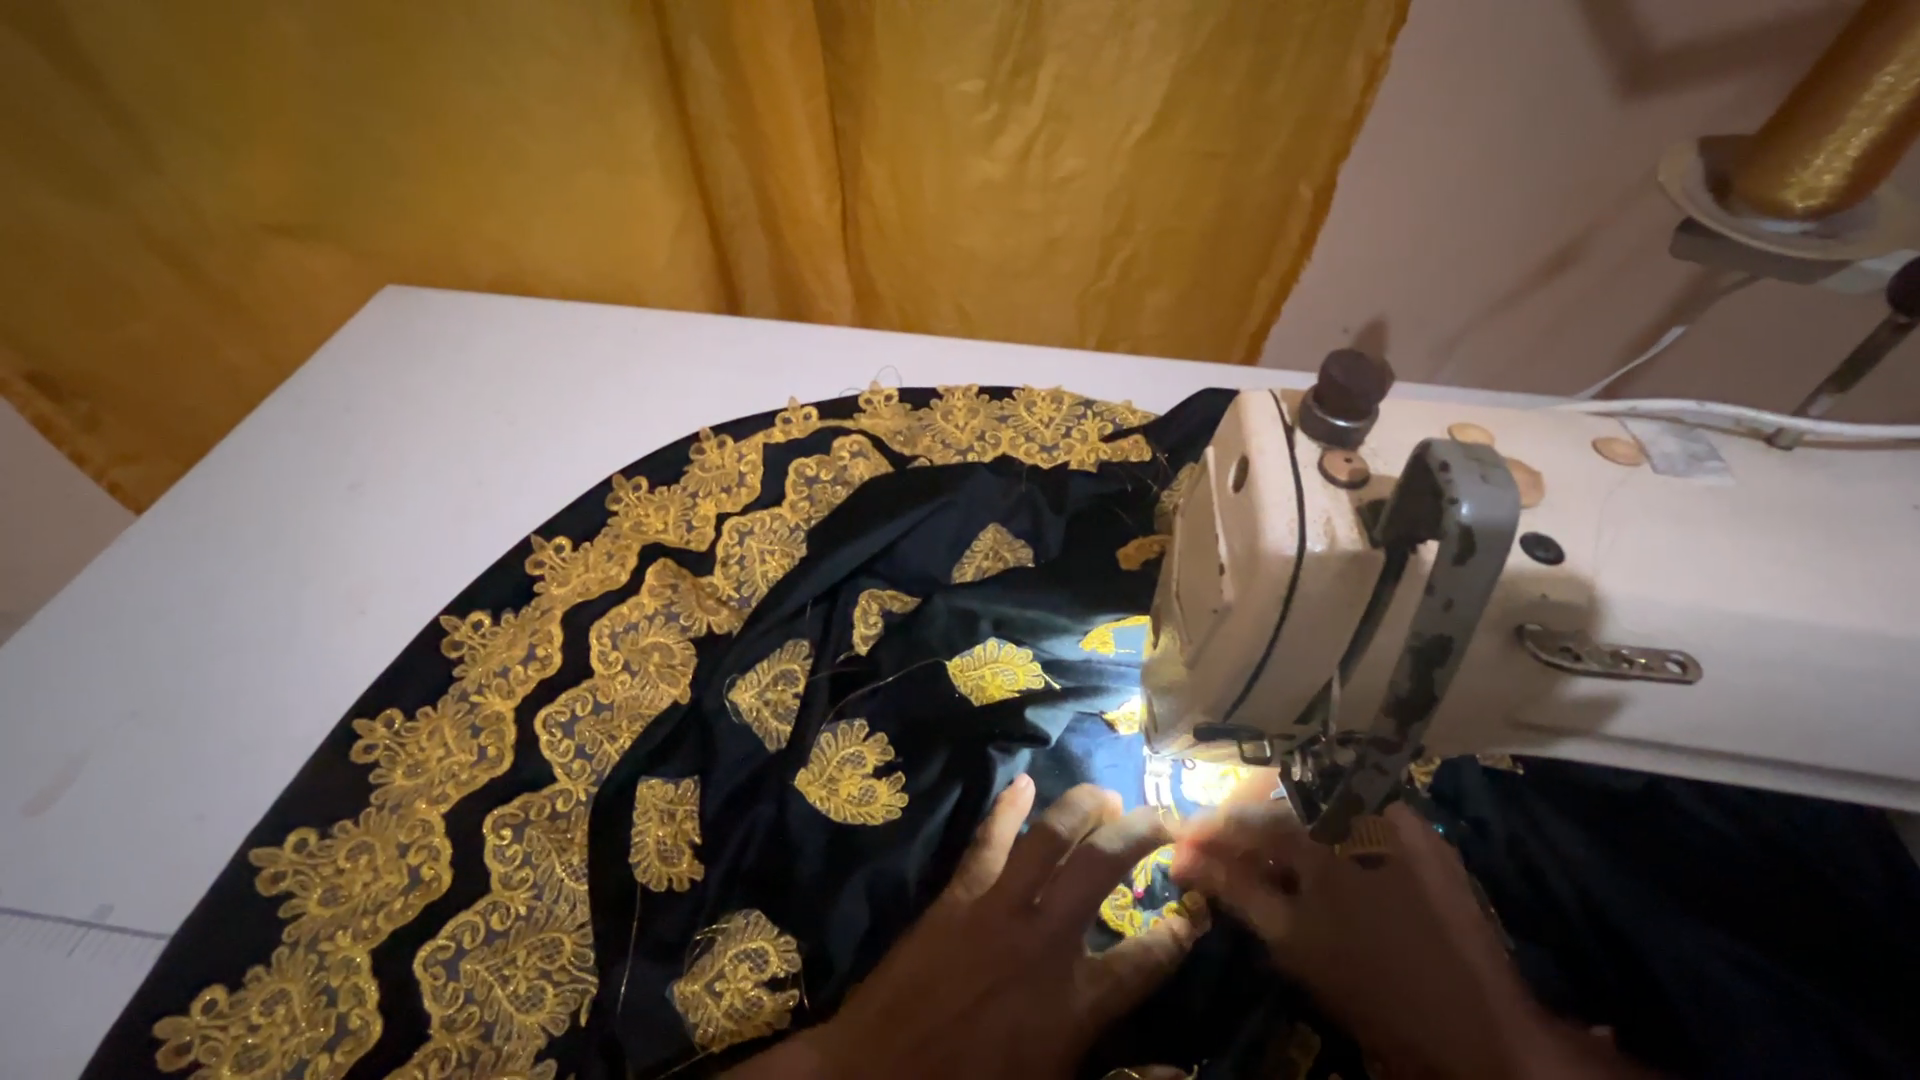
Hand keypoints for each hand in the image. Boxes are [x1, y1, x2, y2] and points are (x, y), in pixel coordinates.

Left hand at [726, 776, 1204, 1078]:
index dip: (1183, 929)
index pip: (1152, 956)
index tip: (1199, 908)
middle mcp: (1047, 939)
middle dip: (1146, 831)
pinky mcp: (959, 895)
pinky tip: (1022, 781)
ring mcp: (1000, 908)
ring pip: (1052, 837)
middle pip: (1107, 865)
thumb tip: (1178, 1074)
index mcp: (1078, 999)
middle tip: (1167, 817)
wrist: (880, 1073)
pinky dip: (1006, 807)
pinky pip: (987, 840)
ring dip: (1084, 806)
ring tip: (1109, 793)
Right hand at [1173, 801, 1643, 1079]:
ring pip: (1319, 796)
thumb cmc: (1373, 986)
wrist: (1480, 1027)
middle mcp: (1362, 804)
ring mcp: (1398, 813)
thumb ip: (1234, 888)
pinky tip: (1311, 859)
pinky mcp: (1422, 831)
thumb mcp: (1291, 940)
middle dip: (1243, 814)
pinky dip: (1323, 826)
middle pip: (1281, 790)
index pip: (1247, 815)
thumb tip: (1182, 858)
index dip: (1208, 829)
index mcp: (1326, 831)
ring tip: (1260, 855)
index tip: (1181, 844)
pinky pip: (1356, 810)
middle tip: (1218, 848)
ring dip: (1280, 817)